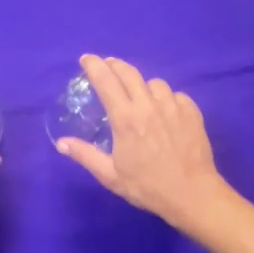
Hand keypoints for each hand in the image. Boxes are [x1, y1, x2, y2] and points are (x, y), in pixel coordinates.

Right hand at [55, 54, 235, 227]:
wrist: (192, 194)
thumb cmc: (148, 186)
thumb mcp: (111, 175)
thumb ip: (85, 155)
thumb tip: (61, 143)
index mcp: (126, 118)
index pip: (106, 81)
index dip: (94, 66)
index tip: (86, 59)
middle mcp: (149, 105)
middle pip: (129, 73)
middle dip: (115, 65)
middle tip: (108, 66)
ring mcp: (173, 106)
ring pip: (154, 83)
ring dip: (142, 85)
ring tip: (139, 95)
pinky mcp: (192, 112)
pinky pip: (175, 95)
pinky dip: (166, 98)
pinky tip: (164, 110)